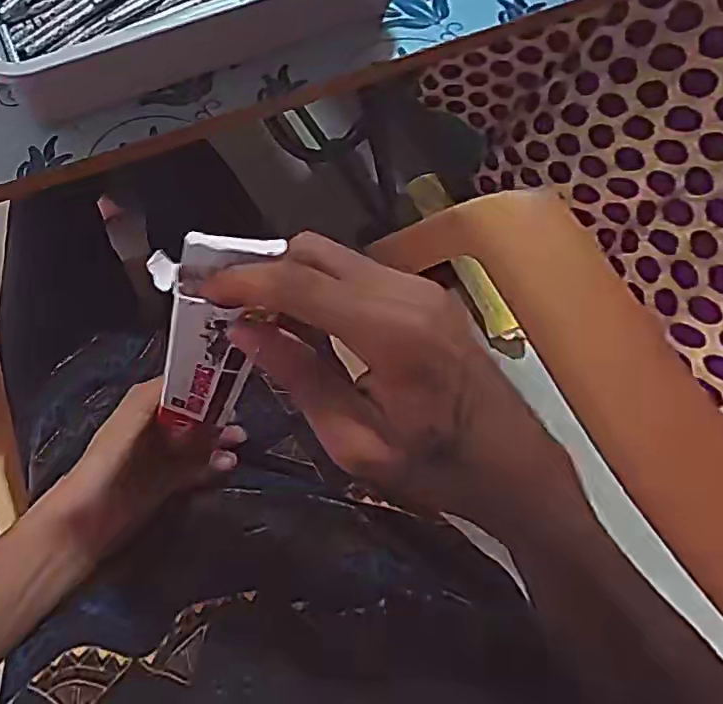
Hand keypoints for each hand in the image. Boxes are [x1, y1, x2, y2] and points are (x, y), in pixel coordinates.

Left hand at [35, 378, 245, 561]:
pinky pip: (195, 468)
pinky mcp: (166, 483)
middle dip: (214, 412)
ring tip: (238, 440)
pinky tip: (228, 464)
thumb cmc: (104, 465)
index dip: (200, 383)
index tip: (228, 382)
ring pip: (197, 441)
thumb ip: (153, 400)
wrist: (85, 522)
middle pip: (191, 413)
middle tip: (237, 416)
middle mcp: (153, 426)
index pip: (177, 385)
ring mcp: (161, 456)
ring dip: (217, 438)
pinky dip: (212, 464)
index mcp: (142, 405)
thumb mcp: (128, 423)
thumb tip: (187, 379)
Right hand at [199, 233, 582, 532]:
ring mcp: (417, 286)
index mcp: (391, 333)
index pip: (298, 281)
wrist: (519, 469)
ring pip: (329, 254)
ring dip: (285, 274)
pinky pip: (351, 270)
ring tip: (254, 309)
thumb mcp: (354, 443)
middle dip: (259, 268)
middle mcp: (405, 292)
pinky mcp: (421, 291)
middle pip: (310, 251)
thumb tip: (242, 330)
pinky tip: (299, 317)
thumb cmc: (438, 471)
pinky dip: (313, 283)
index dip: (242, 280)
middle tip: (223, 299)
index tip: (203, 288)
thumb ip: (296, 377)